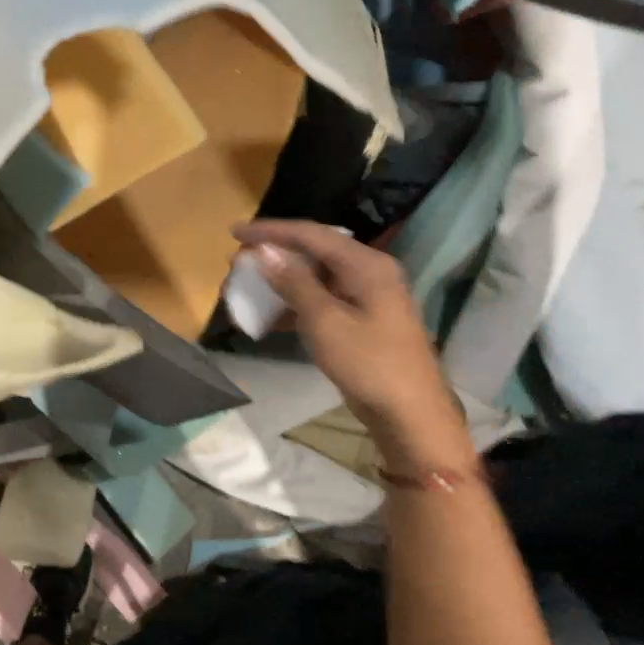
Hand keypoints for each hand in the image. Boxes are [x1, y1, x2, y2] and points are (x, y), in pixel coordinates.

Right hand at [233, 220, 457, 440]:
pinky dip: (294, 304)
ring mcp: (367, 297)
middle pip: (314, 252)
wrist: (409, 413)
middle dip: (273, 255)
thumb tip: (265, 252)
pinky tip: (268, 317)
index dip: (270, 231)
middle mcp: (369, 273)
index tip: (234, 232)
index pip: (311, 235)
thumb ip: (294, 283)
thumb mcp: (325, 321)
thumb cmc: (368, 363)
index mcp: (367, 265)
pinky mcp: (362, 320)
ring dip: (280, 282)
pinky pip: (322, 300)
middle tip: (238, 263)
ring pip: (315, 278)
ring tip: (247, 288)